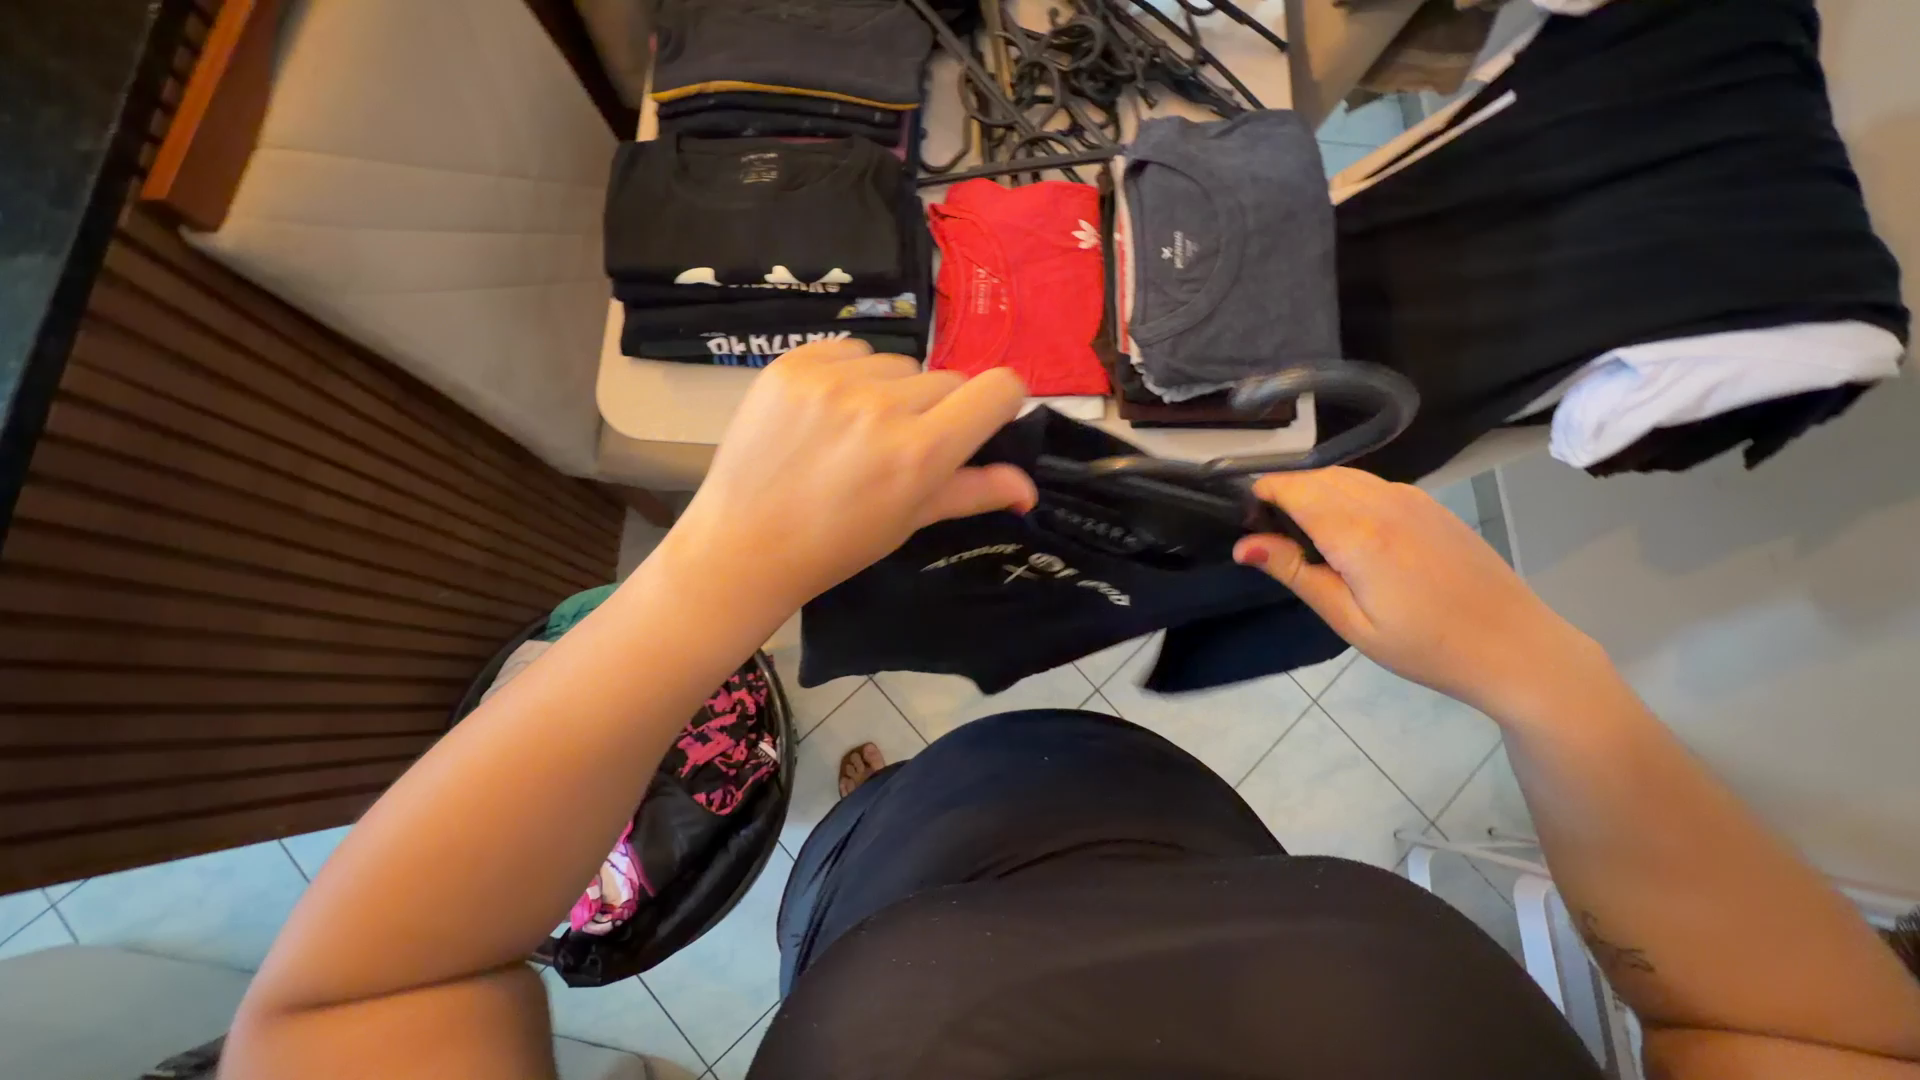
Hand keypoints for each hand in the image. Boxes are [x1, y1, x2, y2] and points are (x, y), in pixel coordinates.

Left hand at [663, 340, 1035, 607]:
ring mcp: (834, 381)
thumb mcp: (910, 521)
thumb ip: (973, 492)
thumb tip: (1029, 489)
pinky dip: (850, 375)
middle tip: (900, 448)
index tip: (983, 419)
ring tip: (855, 432)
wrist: (745, 544)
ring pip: (899, 366)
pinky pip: (851, 351)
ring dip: (892, 392)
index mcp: (921, 452)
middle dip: (937, 410)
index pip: (998, 388)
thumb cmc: (838, 544)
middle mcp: (884, 406)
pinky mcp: (794, 364)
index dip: (1000, 401)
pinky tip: (826, 411)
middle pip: (947, 380)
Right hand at [1232, 468, 1608, 718]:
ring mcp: (1413, 499)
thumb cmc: (1425, 646)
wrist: (1515, 646)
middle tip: (1270, 536)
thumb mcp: (1349, 620)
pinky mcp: (1431, 505)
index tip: (1245, 521)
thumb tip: (1244, 545)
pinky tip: (1348, 532)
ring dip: (1315, 492)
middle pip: (1316, 477)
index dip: (1262, 495)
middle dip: (1285, 493)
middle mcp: (1384, 502)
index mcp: (1359, 533)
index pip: (1293, 490)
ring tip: (1304, 534)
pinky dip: (1345, 494)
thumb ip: (1296, 574)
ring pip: (1345, 476)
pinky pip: (1373, 485)